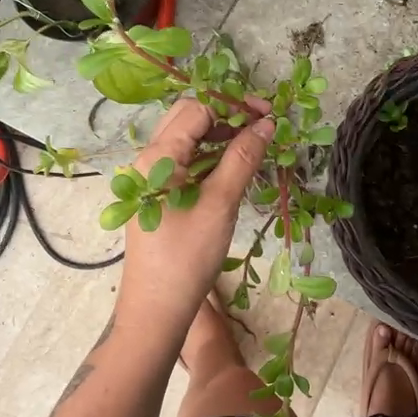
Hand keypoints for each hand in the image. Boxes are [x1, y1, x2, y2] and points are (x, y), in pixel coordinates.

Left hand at [116, 97, 273, 321]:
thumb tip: (267, 123)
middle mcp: (149, 160)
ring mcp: (152, 178)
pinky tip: (237, 165)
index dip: (234, 104)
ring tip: (255, 142)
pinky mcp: (159, 196)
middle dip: (227, 114)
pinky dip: (212, 156)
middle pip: (190, 118)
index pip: (198, 109)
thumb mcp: (220, 203)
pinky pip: (187, 161)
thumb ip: (243, 157)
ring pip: (188, 139)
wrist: (156, 312)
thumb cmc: (186, 258)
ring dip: (221, 135)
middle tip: (262, 123)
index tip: (268, 112)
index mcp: (158, 156)